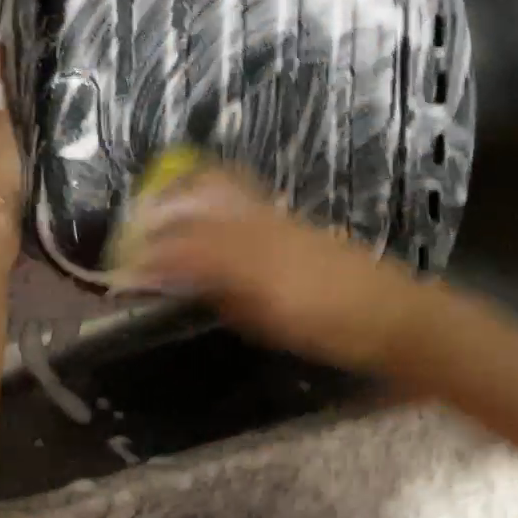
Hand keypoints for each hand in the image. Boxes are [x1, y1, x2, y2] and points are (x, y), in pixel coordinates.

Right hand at [129, 168, 434, 371]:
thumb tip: (185, 282)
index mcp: (247, 264)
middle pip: (191, 212)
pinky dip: (208, 186)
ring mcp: (270, 214)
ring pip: (212, 189)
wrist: (394, 314)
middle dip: (155, 218)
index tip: (124, 268)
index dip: (148, 257)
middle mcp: (254, 229)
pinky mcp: (284, 212)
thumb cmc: (330, 330)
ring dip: (178, 195)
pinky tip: (198, 195)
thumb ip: (222, 297)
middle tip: (132, 232)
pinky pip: (236, 188)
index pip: (182, 250)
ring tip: (157, 205)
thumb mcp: (268, 325)